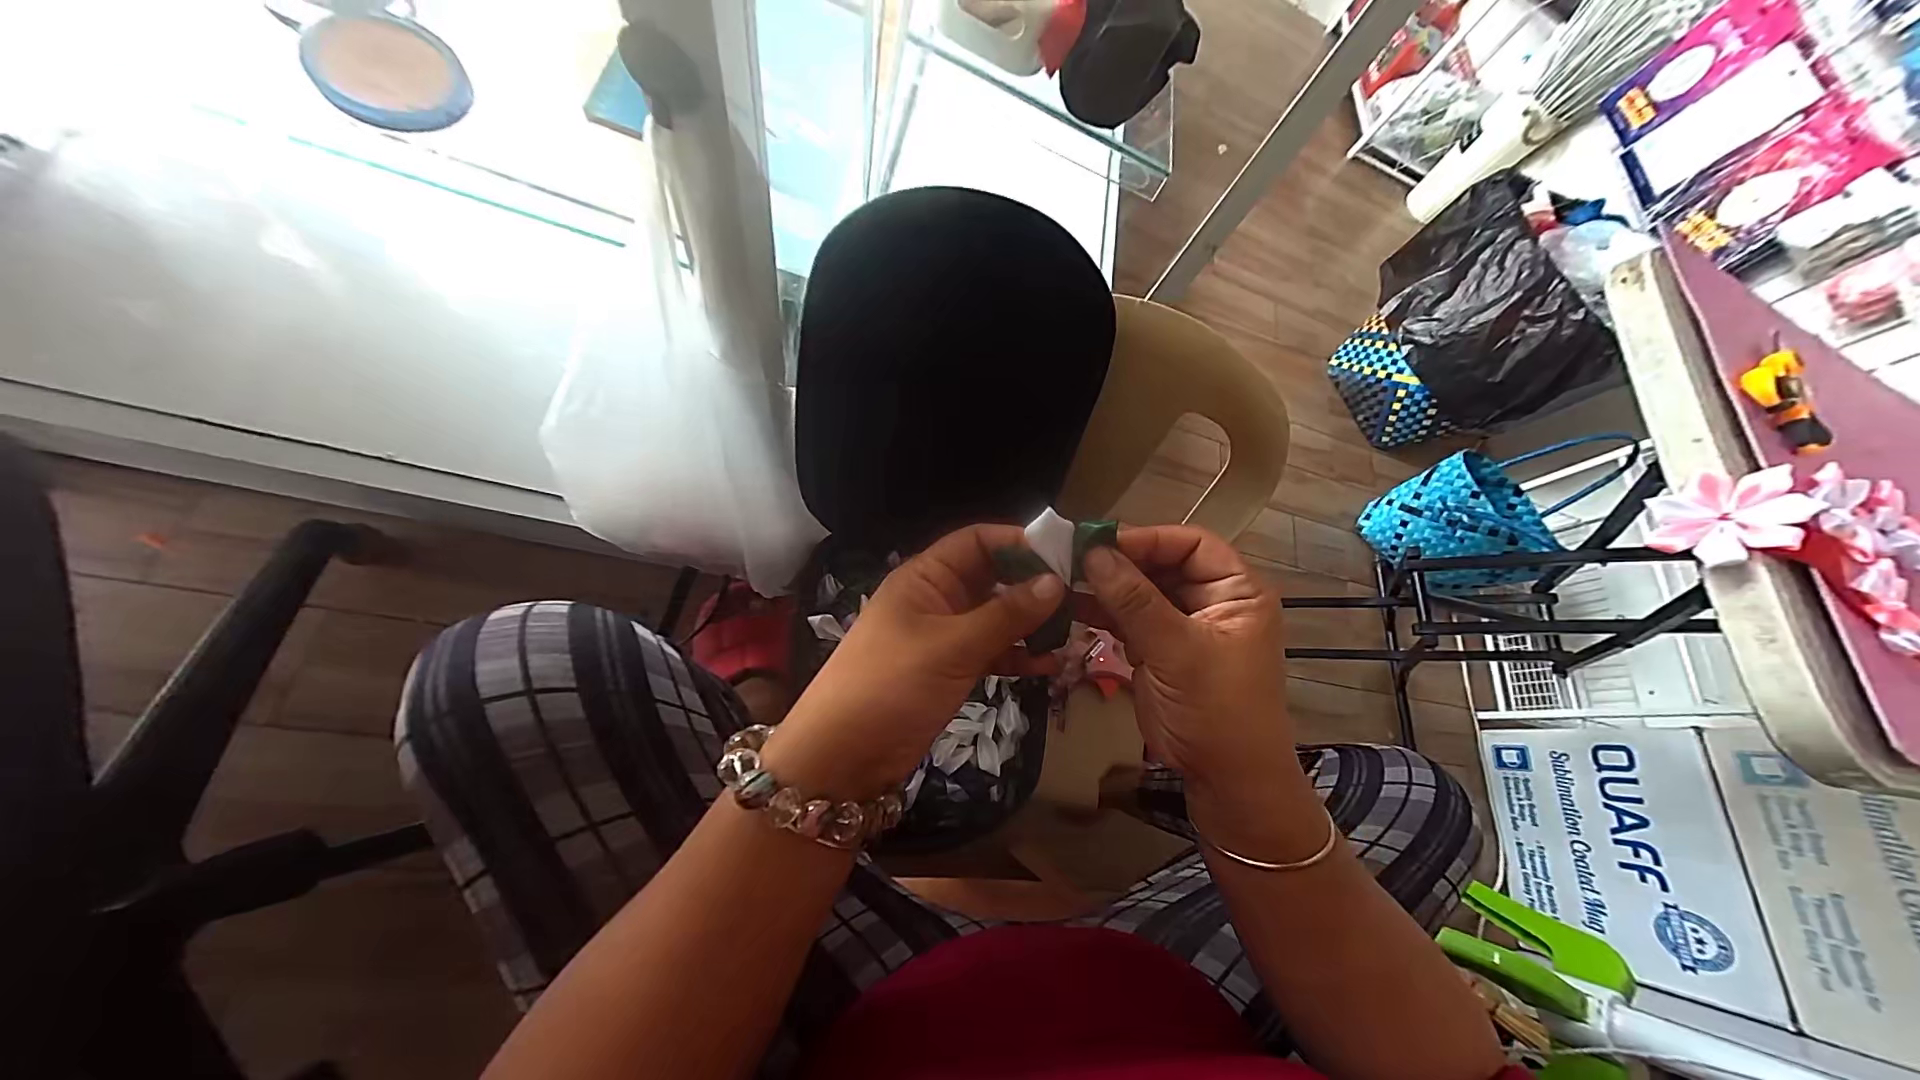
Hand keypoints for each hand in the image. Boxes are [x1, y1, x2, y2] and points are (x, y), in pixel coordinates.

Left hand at [761, 524, 1063, 800]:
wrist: (842, 756)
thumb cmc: (891, 685)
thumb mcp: (952, 646)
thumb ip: (1006, 614)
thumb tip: (1056, 581)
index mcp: (926, 577)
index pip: (978, 541)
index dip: (1020, 542)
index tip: (1067, 554)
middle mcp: (937, 599)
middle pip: (993, 577)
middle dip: (1034, 585)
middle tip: (1082, 595)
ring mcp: (944, 636)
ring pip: (997, 617)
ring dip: (1032, 623)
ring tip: (1074, 632)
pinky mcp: (950, 670)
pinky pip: (992, 652)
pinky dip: (1018, 655)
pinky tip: (1050, 665)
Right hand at [1081, 527, 1323, 854]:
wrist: (1225, 779)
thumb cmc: (1216, 709)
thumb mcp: (1177, 650)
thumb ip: (1134, 599)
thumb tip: (1093, 552)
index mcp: (1236, 591)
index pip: (1191, 544)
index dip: (1147, 539)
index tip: (1100, 543)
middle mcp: (1211, 600)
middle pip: (1160, 564)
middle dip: (1118, 562)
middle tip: (1070, 558)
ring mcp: (1181, 625)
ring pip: (1139, 591)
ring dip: (1104, 586)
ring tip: (1062, 578)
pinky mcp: (1158, 649)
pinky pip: (1127, 618)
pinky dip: (1101, 612)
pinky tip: (1070, 606)